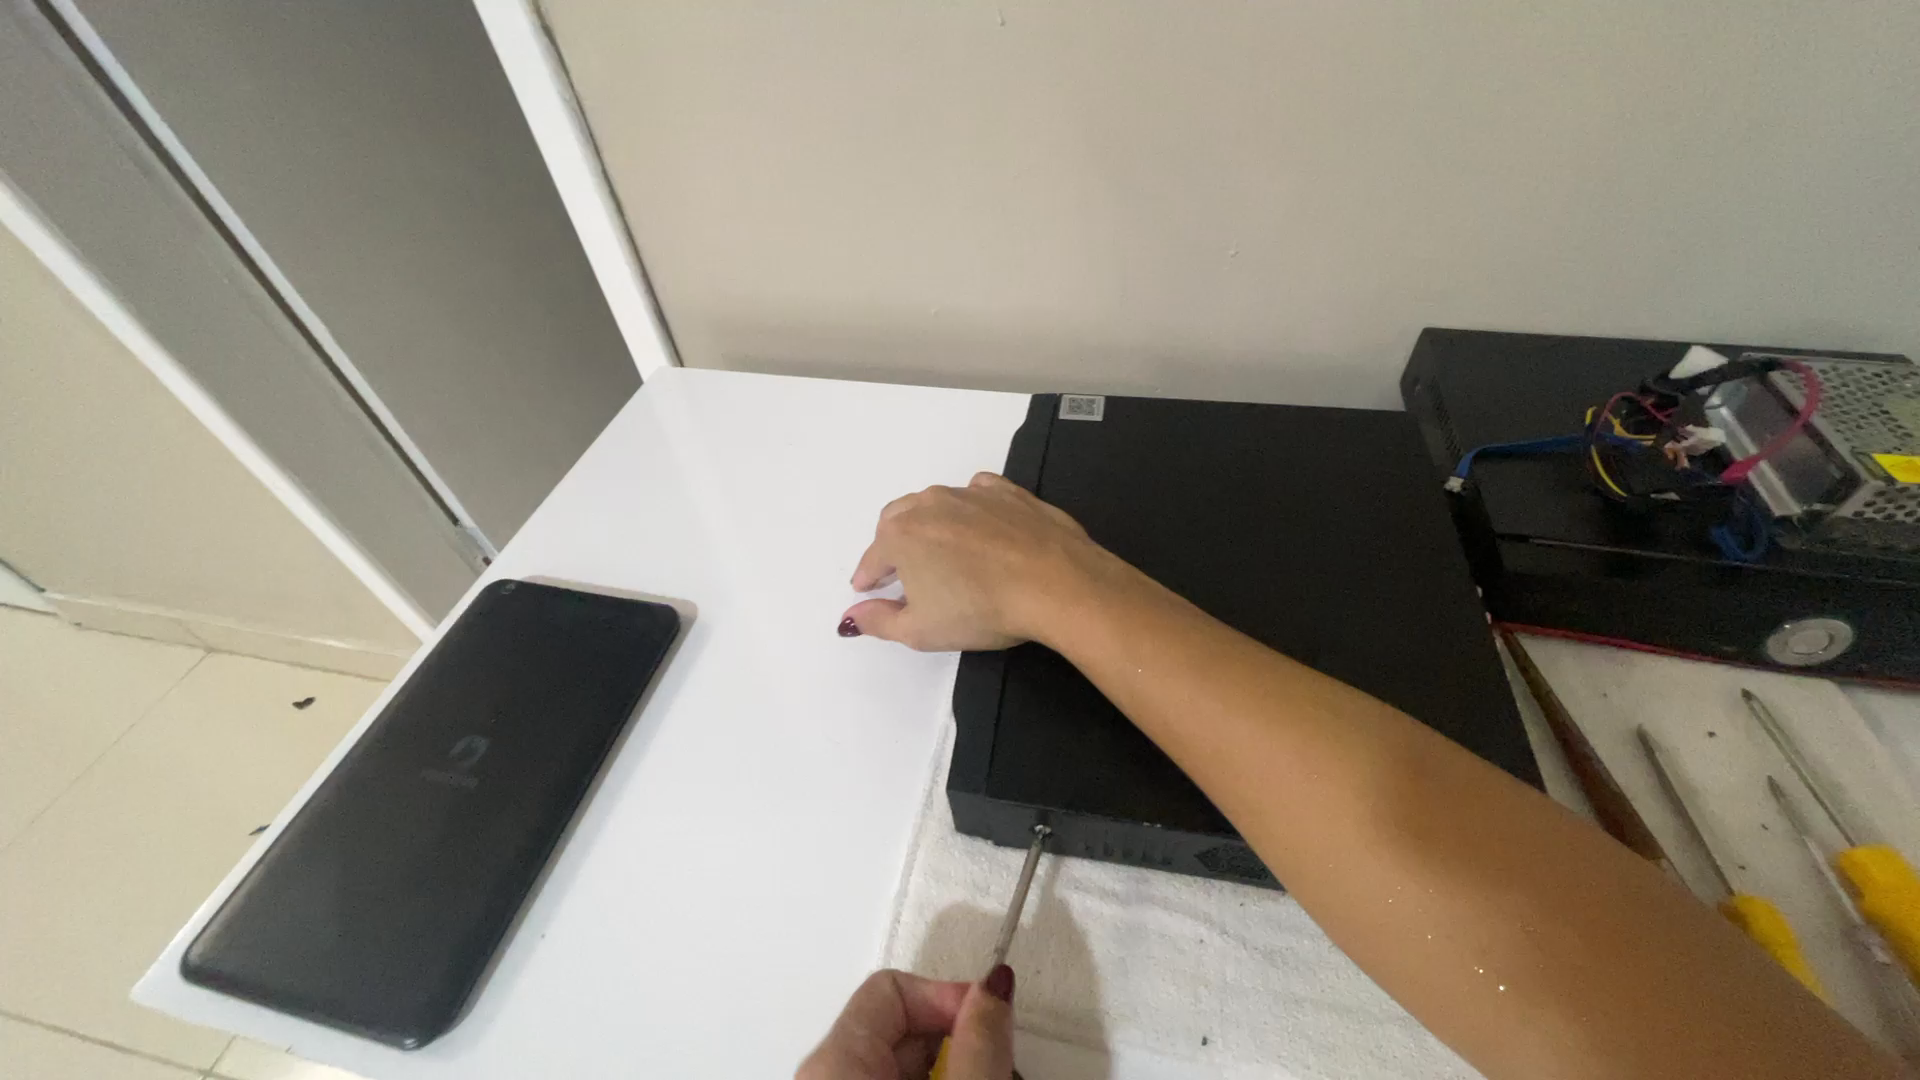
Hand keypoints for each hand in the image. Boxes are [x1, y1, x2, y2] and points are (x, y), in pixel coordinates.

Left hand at [796, 968, 1014, 1079]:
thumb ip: (977, 1045)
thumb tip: (996, 984)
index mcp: (834, 1063)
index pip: (894, 987)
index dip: (951, 996)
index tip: (995, 1020)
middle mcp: (827, 1079)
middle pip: (903, 1026)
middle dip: (960, 1038)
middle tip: (1000, 1066)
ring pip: (906, 1065)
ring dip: (955, 1068)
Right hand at [842, 472, 1117, 650]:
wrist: (1055, 583)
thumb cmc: (981, 610)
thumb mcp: (921, 631)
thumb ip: (879, 621)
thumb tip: (852, 616)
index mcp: (901, 535)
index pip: (873, 559)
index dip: (868, 577)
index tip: (867, 588)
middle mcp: (929, 504)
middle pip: (897, 520)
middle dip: (892, 544)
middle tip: (900, 569)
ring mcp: (970, 493)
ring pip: (935, 503)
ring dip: (929, 524)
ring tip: (939, 551)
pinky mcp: (1007, 491)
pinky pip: (976, 493)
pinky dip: (969, 509)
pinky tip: (978, 528)